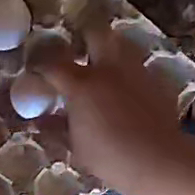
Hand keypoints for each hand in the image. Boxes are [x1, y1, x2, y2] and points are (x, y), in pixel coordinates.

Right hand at [29, 26, 183, 187]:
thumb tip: (39, 122)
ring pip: (122, 45)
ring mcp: (136, 72)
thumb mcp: (76, 147)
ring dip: (110, 50)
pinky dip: (130, 74)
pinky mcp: (157, 82)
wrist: (157, 161)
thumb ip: (56, 129)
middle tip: (77, 52)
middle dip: (83, 37)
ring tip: (104, 68)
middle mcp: (109, 68)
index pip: (53, 63)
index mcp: (82, 84)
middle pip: (95, 33)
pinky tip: (128, 90)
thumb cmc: (109, 157)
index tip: (37, 69)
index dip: (41, 64)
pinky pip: (140, 67)